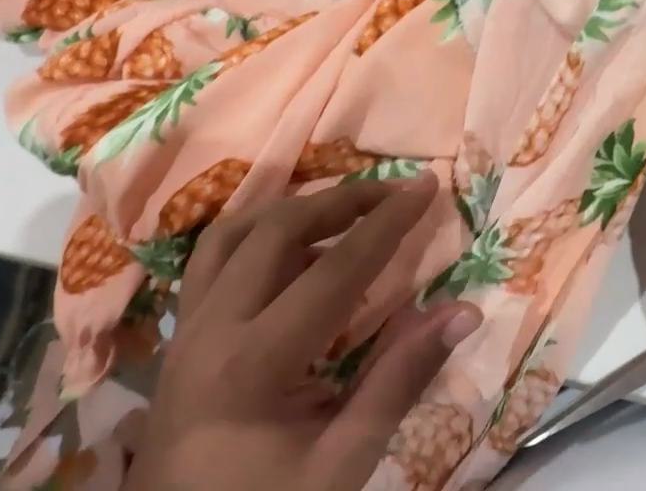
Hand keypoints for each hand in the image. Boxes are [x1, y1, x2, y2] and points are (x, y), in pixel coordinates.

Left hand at [124, 177, 482, 490]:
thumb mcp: (343, 460)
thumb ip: (401, 378)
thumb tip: (466, 311)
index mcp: (253, 365)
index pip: (335, 269)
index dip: (387, 222)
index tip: (428, 185)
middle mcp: (210, 333)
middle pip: (274, 231)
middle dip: (342, 201)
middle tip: (393, 194)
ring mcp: (185, 335)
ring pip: (229, 236)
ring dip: (291, 211)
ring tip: (343, 214)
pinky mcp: (179, 344)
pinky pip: (211, 265)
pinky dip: (257, 238)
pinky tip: (295, 255)